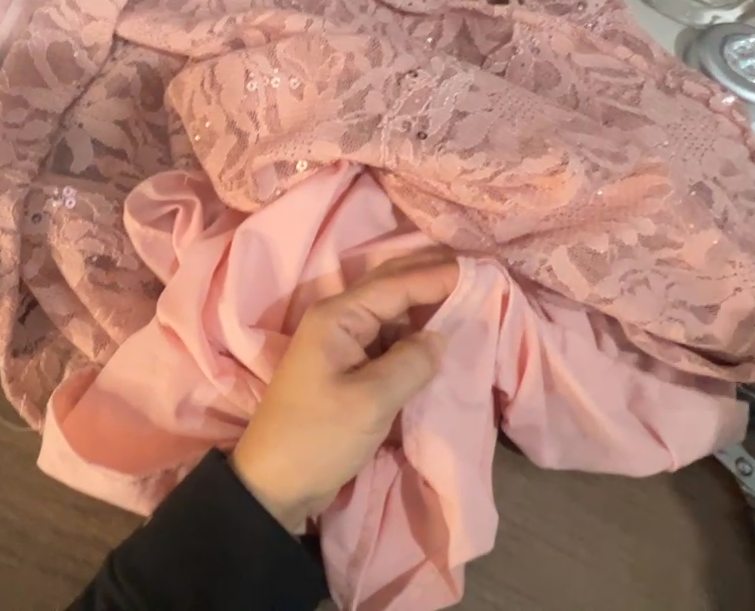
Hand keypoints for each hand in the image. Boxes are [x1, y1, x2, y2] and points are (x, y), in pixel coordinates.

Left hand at [231, 254, 459, 533]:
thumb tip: (441, 337)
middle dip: (430, 276)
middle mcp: (339, 318)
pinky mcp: (350, 366)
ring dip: (425, 303)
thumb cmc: (318, 436)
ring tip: (468, 296)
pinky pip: (388, 336)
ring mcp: (343, 341)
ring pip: (392, 310)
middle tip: (477, 271)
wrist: (274, 483)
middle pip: (391, 286)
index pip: (396, 284)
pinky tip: (440, 335)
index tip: (481, 270)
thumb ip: (411, 363)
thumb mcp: (370, 401)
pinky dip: (414, 332)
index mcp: (338, 315)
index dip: (438, 275)